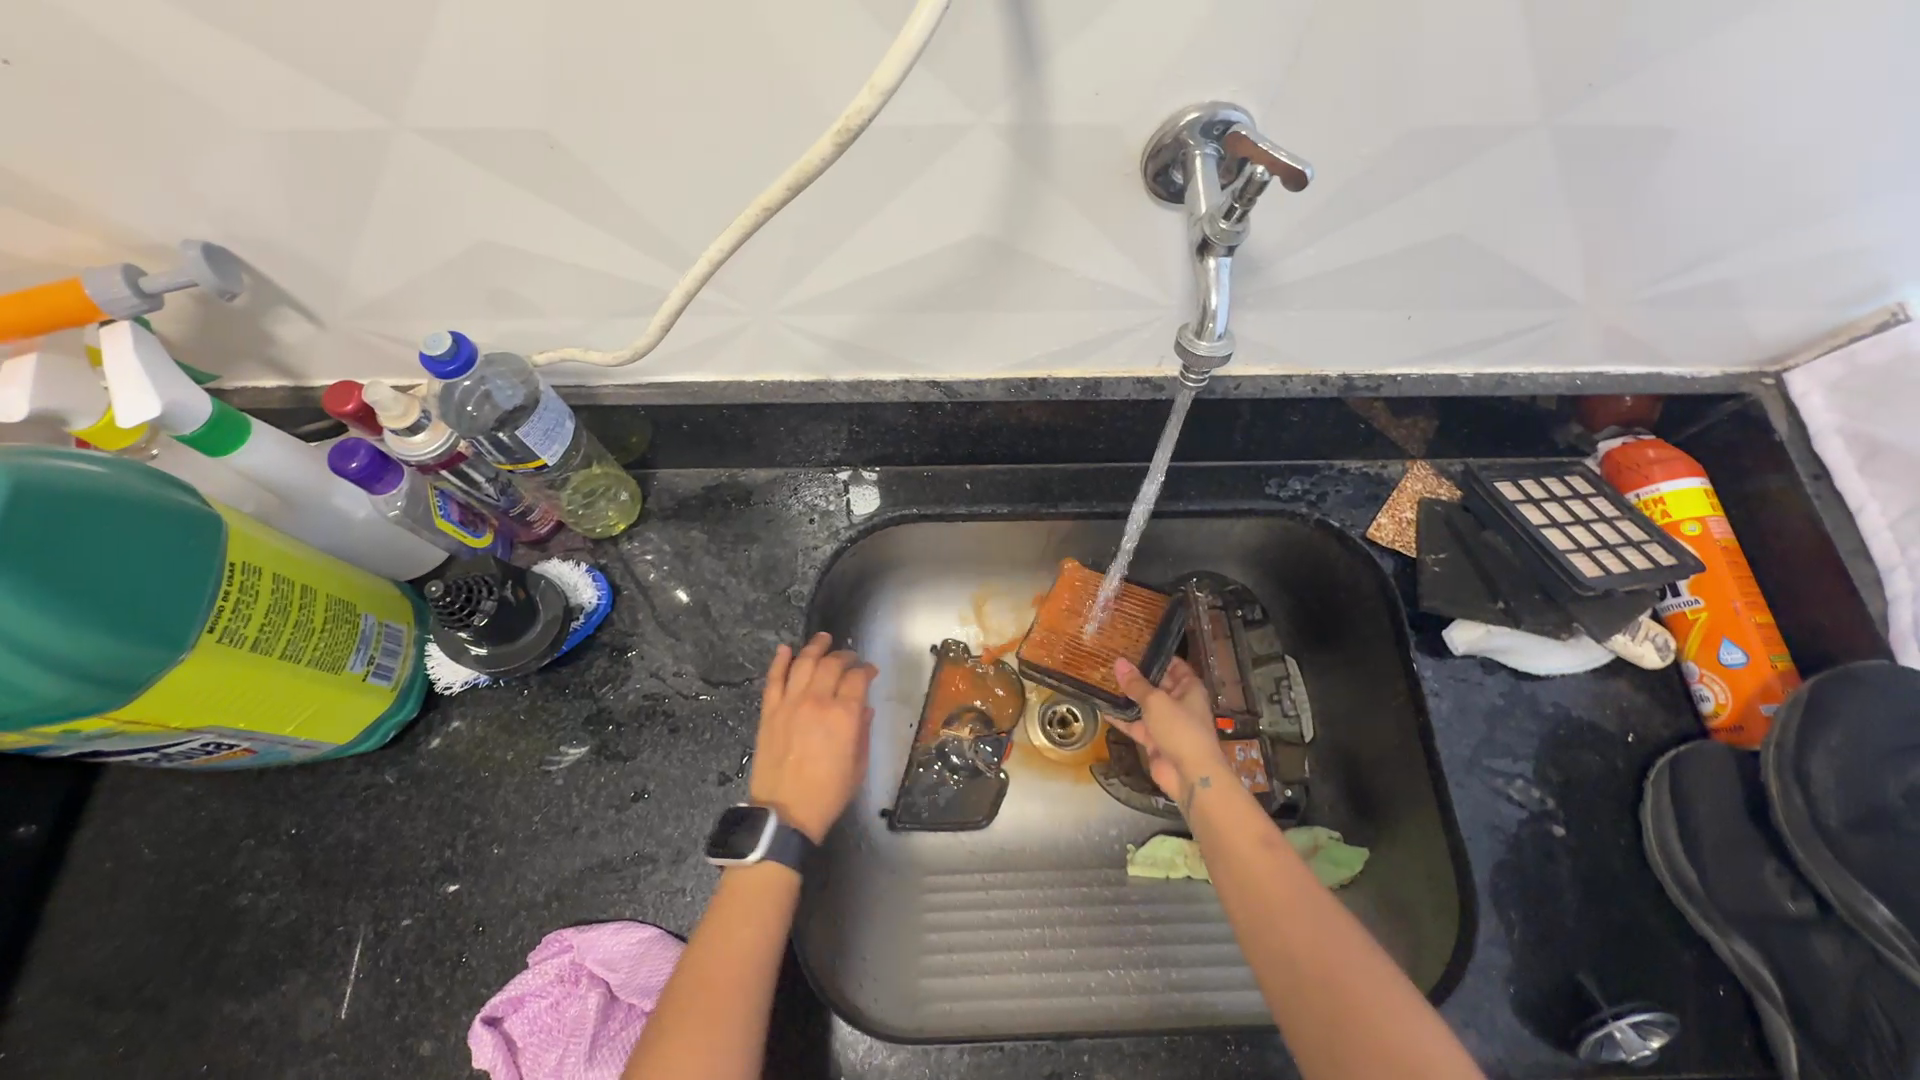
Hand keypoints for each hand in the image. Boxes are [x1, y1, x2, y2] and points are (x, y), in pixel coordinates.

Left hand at [748, 633, 877, 843]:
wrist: (786, 812)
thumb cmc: (828, 793)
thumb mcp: (858, 765)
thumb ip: (862, 732)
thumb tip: (863, 709)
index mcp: (844, 715)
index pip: (857, 678)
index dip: (866, 670)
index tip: (870, 671)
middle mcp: (817, 701)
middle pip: (831, 664)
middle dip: (844, 656)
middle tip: (850, 656)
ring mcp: (790, 704)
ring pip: (803, 663)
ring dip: (814, 648)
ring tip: (822, 639)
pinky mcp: (770, 711)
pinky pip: (774, 678)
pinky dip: (779, 661)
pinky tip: (786, 649)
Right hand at [1108, 657, 1227, 810]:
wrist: (1190, 774)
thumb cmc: (1180, 729)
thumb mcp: (1156, 701)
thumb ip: (1136, 684)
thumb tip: (1119, 662)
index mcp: (1189, 688)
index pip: (1174, 665)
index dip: (1157, 655)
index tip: (1134, 645)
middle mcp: (1179, 703)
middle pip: (1157, 684)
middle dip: (1137, 676)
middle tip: (1111, 661)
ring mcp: (1166, 723)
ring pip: (1144, 706)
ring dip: (1126, 697)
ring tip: (1102, 680)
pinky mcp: (1154, 741)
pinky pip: (1135, 725)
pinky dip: (1121, 719)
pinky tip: (1103, 708)